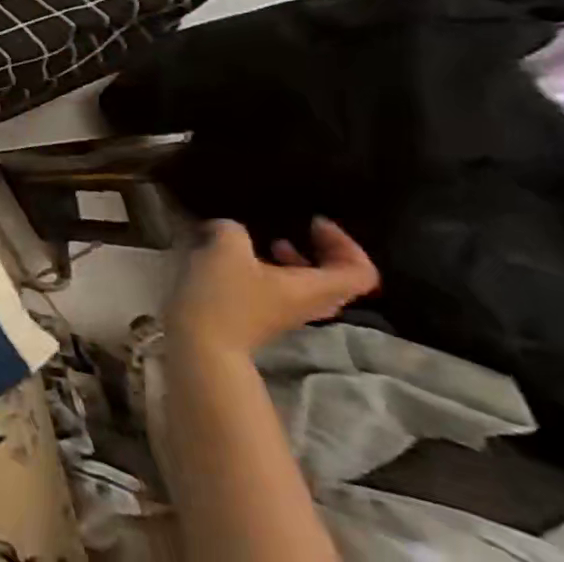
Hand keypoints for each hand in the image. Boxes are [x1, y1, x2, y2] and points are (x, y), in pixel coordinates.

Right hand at [166, 217, 378, 355]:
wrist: (202, 341)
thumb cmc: (223, 294)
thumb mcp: (225, 249)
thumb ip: (232, 229)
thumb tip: (230, 228)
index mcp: (316, 288)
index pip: (361, 271)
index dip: (345, 243)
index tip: (313, 223)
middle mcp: (312, 303)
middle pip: (340, 279)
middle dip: (324, 251)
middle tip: (299, 229)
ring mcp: (289, 312)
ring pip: (312, 284)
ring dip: (299, 261)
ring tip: (271, 242)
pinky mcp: (266, 316)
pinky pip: (287, 290)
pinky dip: (277, 271)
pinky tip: (245, 262)